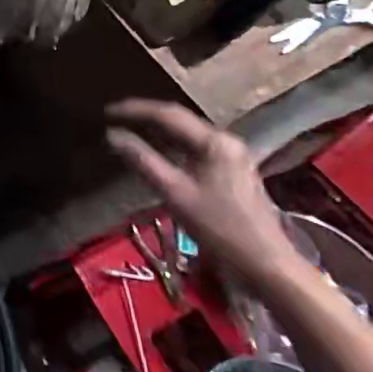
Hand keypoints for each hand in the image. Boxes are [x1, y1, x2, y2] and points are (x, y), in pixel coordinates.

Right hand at [105, 99, 302, 289]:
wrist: (265, 262)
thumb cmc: (219, 226)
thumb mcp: (174, 193)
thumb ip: (142, 160)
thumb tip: (112, 135)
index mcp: (215, 143)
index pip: (168, 114)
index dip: (134, 109)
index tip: (107, 112)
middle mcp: (226, 142)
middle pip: (180, 119)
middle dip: (145, 116)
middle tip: (114, 117)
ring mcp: (233, 155)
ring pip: (187, 133)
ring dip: (157, 129)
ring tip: (128, 129)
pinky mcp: (232, 169)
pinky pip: (195, 146)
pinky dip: (170, 143)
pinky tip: (155, 149)